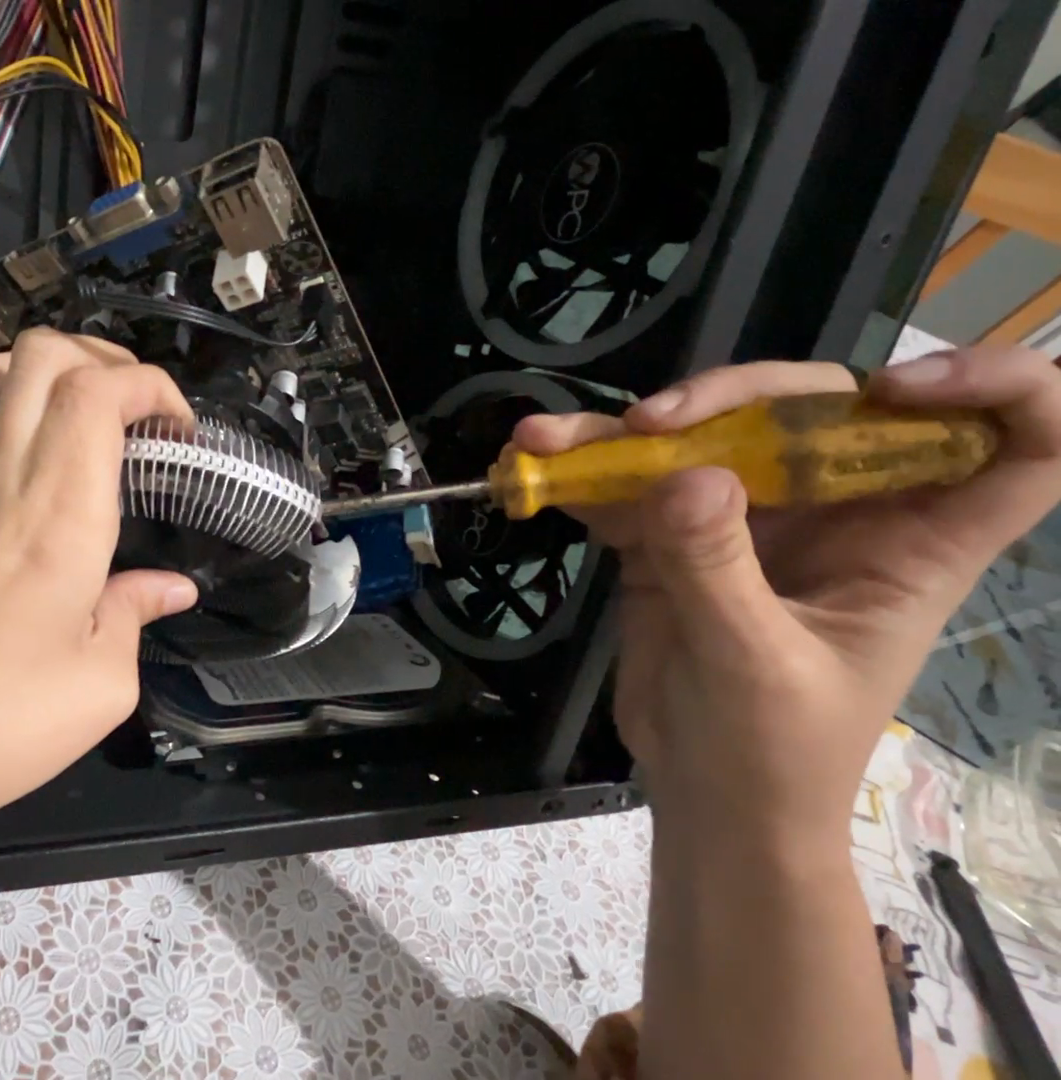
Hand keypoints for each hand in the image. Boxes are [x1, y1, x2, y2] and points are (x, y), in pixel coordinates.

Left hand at [0, 329, 197, 863]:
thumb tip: (169, 588)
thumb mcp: (103, 685)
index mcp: (60, 519)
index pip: (97, 393)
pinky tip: (21, 438)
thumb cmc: (3, 726)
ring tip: (83, 408)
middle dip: (107, 359)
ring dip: (44, 367)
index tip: (182, 435)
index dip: (151, 387)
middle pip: (41, 356)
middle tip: (143, 413)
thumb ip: (136, 614)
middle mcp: (4, 483)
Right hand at [513, 347, 1060, 837]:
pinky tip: (530, 471)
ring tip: (542, 439)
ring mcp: (744, 523)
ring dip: (616, 433)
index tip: (894, 388)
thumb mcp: (753, 664)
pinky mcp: (669, 540)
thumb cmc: (773, 750)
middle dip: (730, 398)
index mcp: (908, 544)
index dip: (989, 389)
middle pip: (812, 412)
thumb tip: (684, 477)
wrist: (705, 795)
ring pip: (699, 440)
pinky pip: (628, 488)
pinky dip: (579, 476)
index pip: (1016, 444)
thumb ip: (718, 570)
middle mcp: (834, 514)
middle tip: (649, 424)